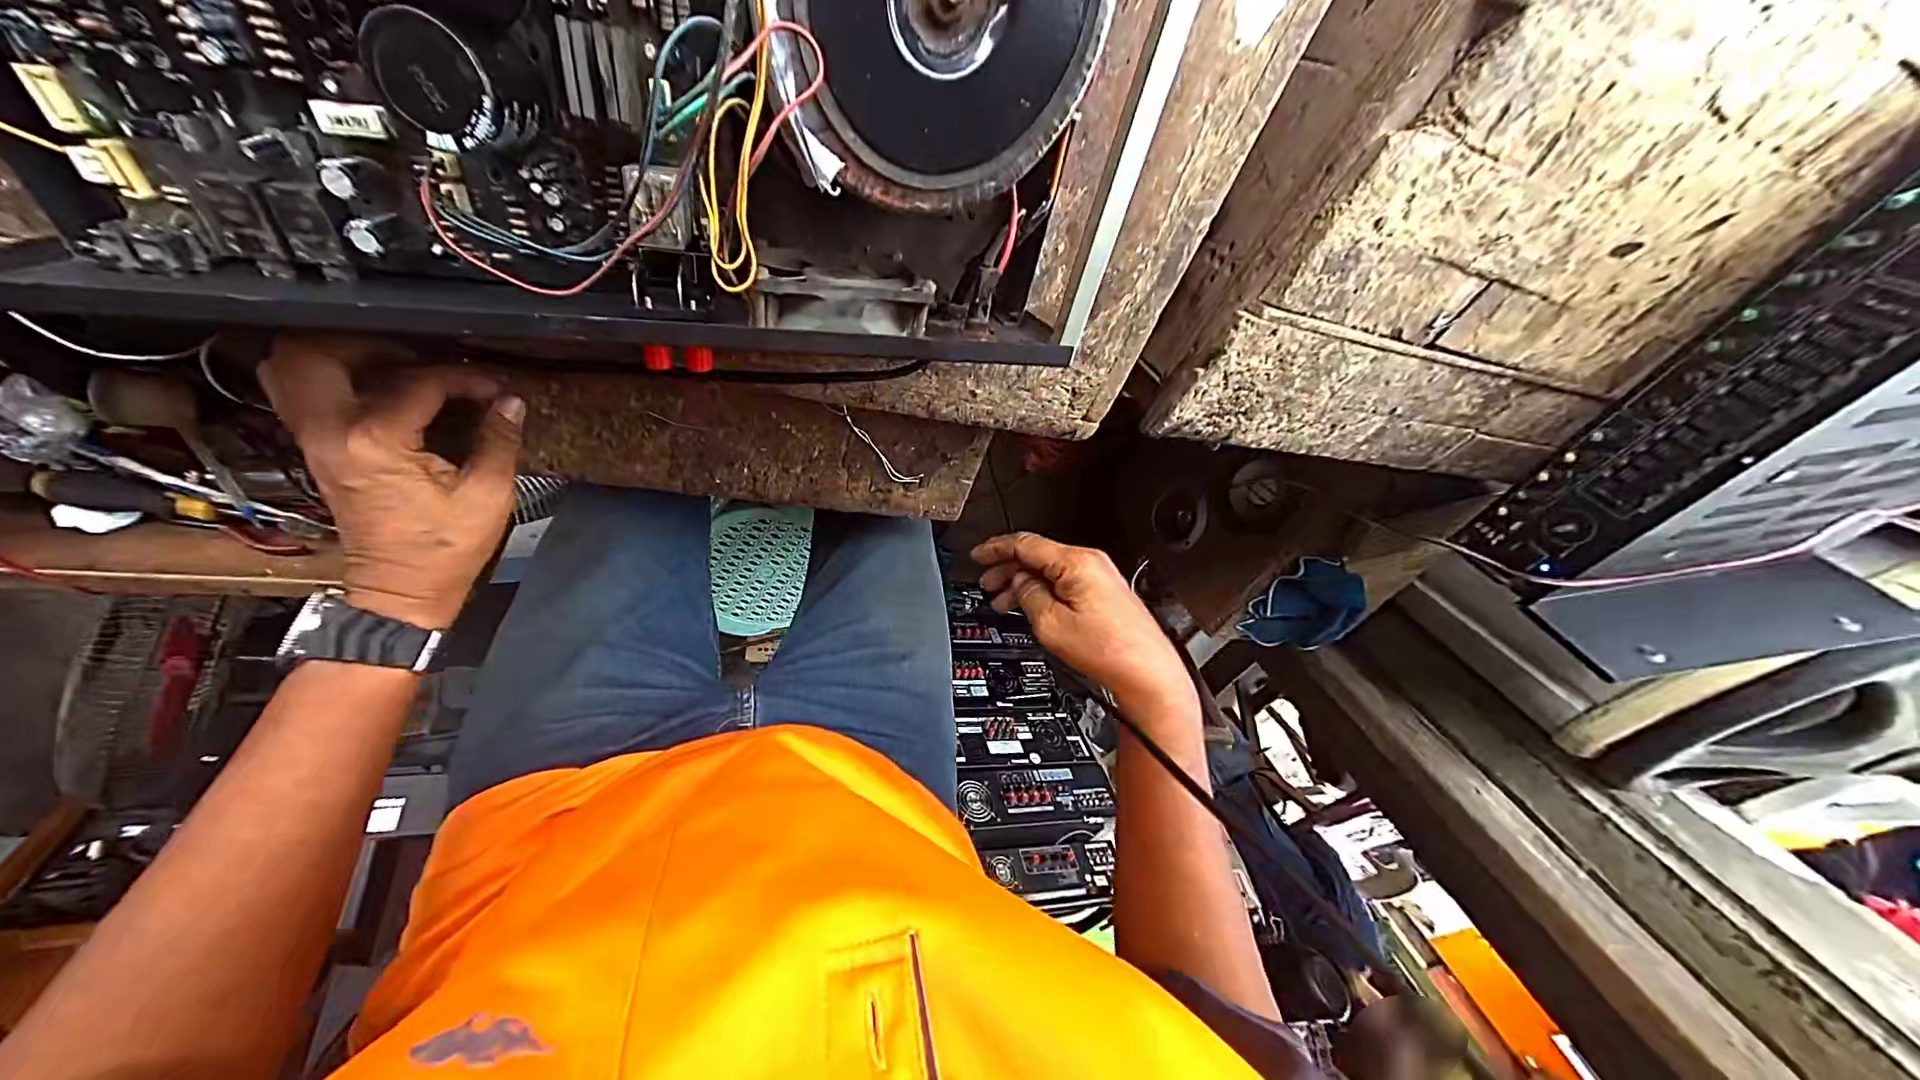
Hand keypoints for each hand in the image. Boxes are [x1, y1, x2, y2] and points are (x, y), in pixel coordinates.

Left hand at [259, 336, 523, 628]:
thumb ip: (499, 441)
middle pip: (314, 354)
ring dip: (338, 357)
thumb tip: (510, 403)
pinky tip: (378, 394)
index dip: (463, 379)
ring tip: (392, 367)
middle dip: (371, 345)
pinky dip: (331, 381)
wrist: (403, 589)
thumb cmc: (446, 548)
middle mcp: (330, 434)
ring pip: (290, 370)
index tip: (493, 388)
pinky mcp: (316, 453)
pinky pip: (299, 397)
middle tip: (418, 356)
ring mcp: (314, 443)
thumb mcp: (488, 494)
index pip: (418, 382)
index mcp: (376, 441)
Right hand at [972, 532, 1194, 716]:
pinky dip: (1044, 590)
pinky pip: (1066, 580)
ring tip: (1004, 601)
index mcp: (1077, 563)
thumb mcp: (1050, 625)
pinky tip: (1031, 606)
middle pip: (1037, 555)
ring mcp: (1101, 576)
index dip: (996, 549)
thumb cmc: (1112, 652)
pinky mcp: (1105, 591)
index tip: (979, 555)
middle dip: (1007, 568)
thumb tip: (1018, 583)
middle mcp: (1092, 562)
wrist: (1148, 674)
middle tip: (987, 583)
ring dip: (1023, 582)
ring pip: (1050, 569)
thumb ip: (1028, 596)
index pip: (1025, 543)